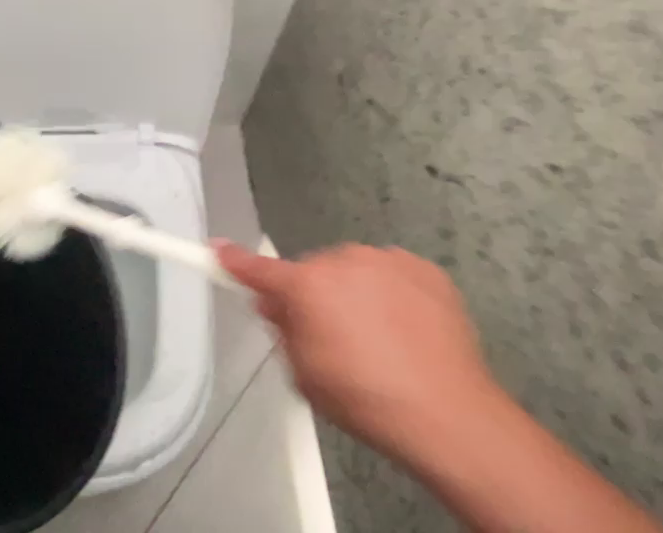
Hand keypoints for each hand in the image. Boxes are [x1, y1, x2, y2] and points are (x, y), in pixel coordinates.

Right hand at [216, 242, 500, 466]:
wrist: (446, 412)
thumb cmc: (367, 400)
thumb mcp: (305, 375)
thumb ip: (284, 331)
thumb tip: (276, 305)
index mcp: (308, 287)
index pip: (259, 270)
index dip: (233, 261)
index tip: (217, 249)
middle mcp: (345, 261)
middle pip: (313, 272)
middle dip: (313, 297)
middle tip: (328, 339)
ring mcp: (388, 261)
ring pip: (355, 271)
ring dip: (354, 294)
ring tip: (376, 342)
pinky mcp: (424, 269)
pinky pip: (392, 274)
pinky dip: (391, 295)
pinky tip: (404, 332)